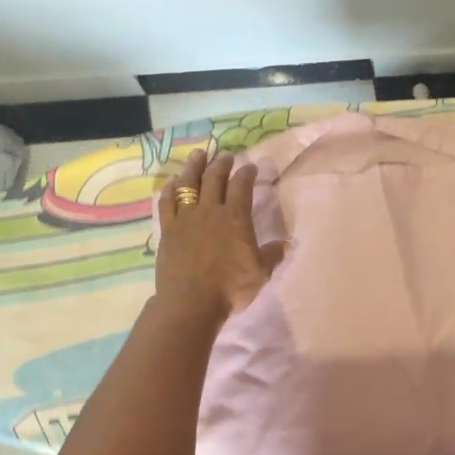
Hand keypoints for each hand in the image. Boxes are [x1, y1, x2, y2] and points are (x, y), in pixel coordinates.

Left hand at [155, 149, 286, 317]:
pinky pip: (168, 202)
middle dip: (221, 164)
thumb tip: (286, 244)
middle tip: (226, 156)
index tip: (251, 167)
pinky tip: (173, 182)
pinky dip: (171, 188)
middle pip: (214, 178)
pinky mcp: (168, 228)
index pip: (241, 186)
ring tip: (199, 154)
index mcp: (235, 218)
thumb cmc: (231, 287)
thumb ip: (273, 255)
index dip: (247, 174)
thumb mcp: (261, 273)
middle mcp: (210, 210)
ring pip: (188, 183)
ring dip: (194, 166)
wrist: (192, 300)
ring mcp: (186, 218)